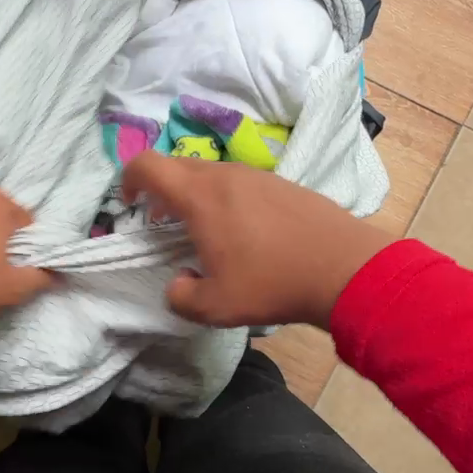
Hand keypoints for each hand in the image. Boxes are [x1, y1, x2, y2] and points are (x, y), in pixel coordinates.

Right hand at [122, 151, 394, 328]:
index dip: (128, 179)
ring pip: (210, 173)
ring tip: (204, 232)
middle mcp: (224, 175)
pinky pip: (239, 181)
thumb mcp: (216, 306)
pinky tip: (244, 232)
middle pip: (177, 166)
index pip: (148, 165)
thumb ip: (181, 297)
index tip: (129, 204)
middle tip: (162, 223)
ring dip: (194, 195)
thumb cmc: (272, 283)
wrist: (345, 268)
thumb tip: (177, 284)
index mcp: (199, 196)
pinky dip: (225, 198)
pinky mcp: (282, 183)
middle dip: (160, 190)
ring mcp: (256, 175)